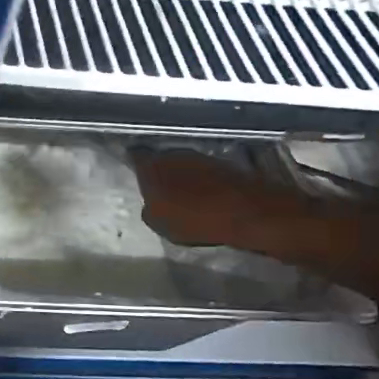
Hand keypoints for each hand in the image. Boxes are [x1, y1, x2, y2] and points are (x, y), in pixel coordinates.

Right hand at [132, 149, 300, 248]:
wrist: (249, 213)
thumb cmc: (195, 219)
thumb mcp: (158, 223)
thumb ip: (149, 209)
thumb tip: (151, 204)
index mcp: (153, 167)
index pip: (135, 157)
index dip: (131, 162)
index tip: (129, 170)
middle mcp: (175, 155)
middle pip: (160, 159)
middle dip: (157, 171)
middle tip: (154, 188)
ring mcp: (202, 158)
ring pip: (183, 165)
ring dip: (180, 176)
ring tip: (178, 195)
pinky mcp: (225, 167)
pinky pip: (203, 173)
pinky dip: (200, 182)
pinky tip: (202, 198)